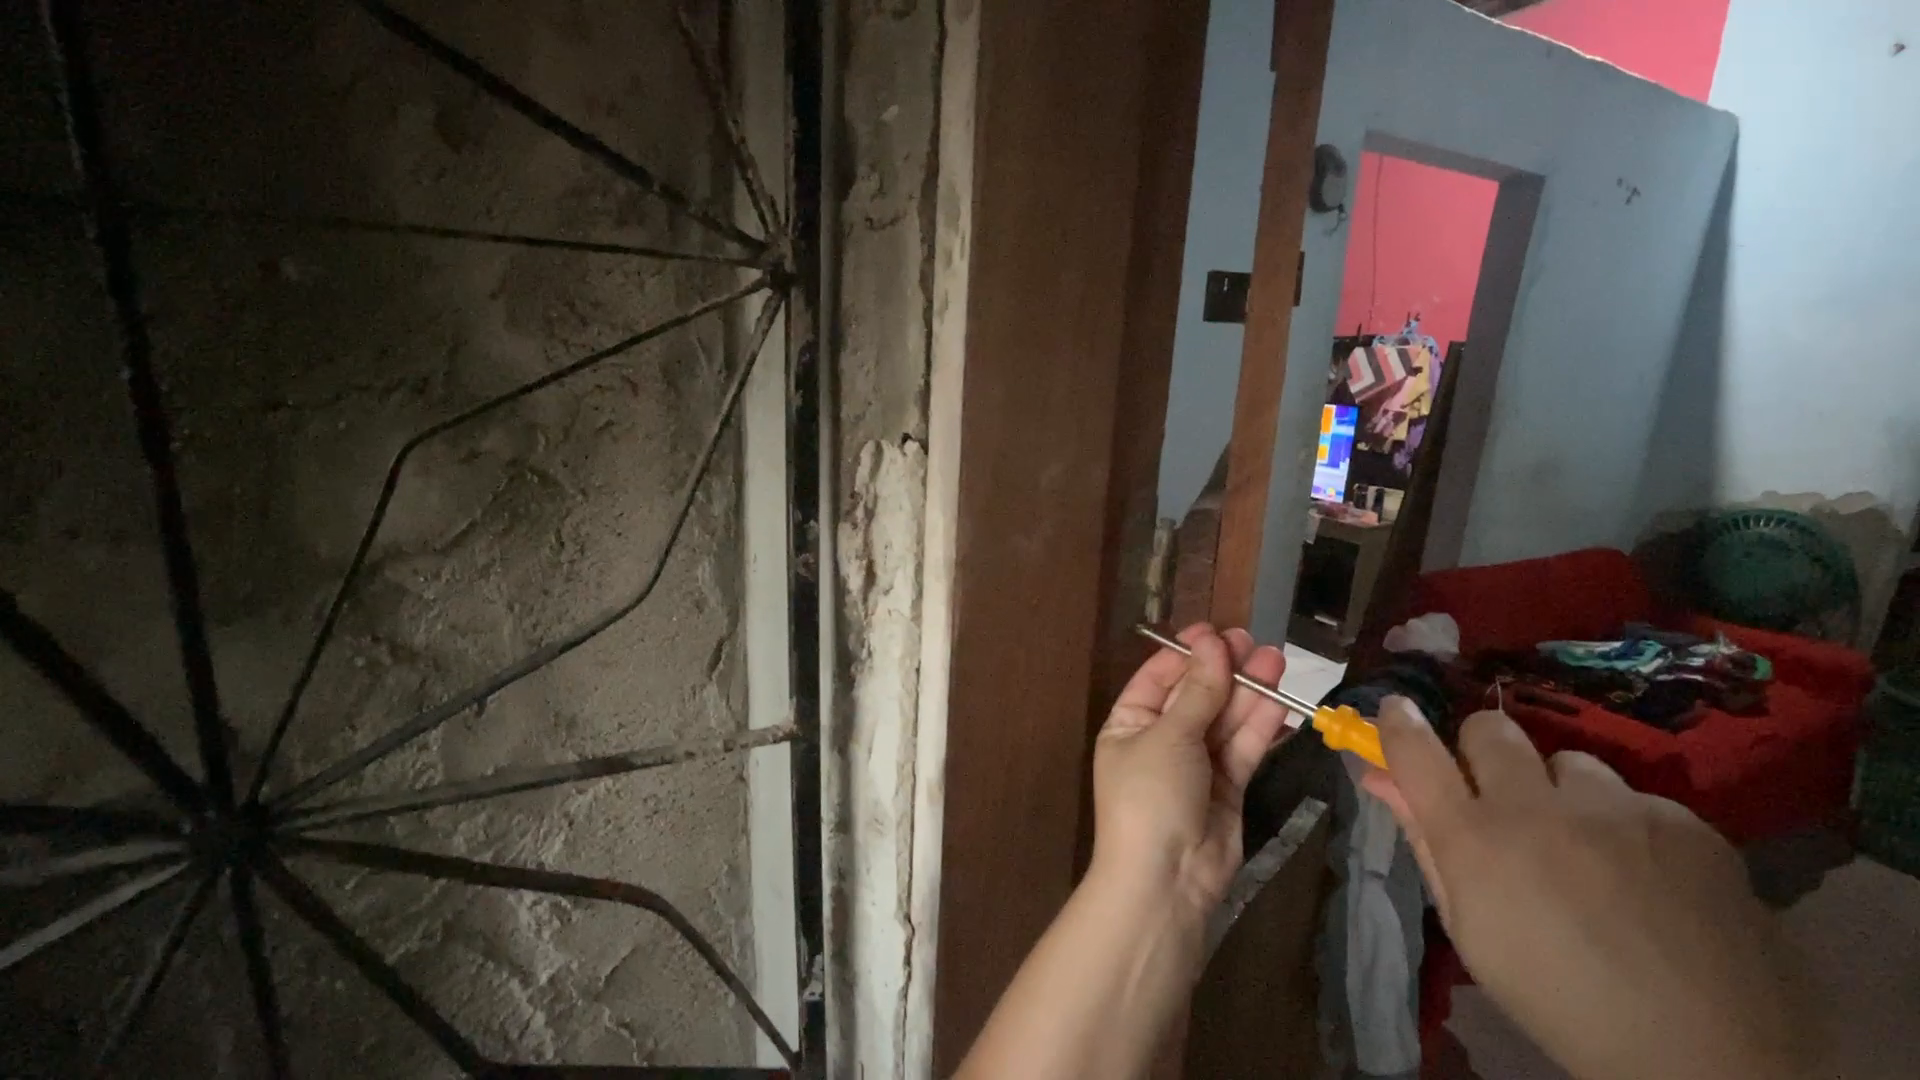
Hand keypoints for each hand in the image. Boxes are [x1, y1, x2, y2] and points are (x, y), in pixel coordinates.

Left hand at [1091, 624, 1289, 912]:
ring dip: (1249, 692)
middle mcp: (1161, 740)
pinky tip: (1282, 702)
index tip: (1215, 631)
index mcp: (1129, 724)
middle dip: (1224, 670)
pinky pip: (1243, 748)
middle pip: (1197, 695)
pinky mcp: (1227, 787)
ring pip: (1225, 719)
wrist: (1167, 879)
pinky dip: (1261, 727)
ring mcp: (1196, 764)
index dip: (1187, 654)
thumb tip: (1211, 643)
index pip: (1158, 678)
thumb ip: (1198, 691)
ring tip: (1275, 661)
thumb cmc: (1151, 796)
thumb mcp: (1169, 736)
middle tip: (1253, 643)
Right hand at [1362, 699, 1824, 1079]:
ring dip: (1564, 795)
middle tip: (1500, 793)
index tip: (1396, 709)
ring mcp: (1617, 809)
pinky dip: (1630, 829)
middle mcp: (1537, 808)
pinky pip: (1638, 800)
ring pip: (1569, 763)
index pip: (1415, 752)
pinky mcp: (1685, 823)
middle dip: (1483, 750)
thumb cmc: (1557, 998)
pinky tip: (1651, 879)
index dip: (1398, 723)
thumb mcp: (1470, 930)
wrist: (1710, 1056)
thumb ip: (1425, 843)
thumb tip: (1381, 779)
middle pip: (1490, 730)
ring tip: (1591, 851)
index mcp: (1474, 841)